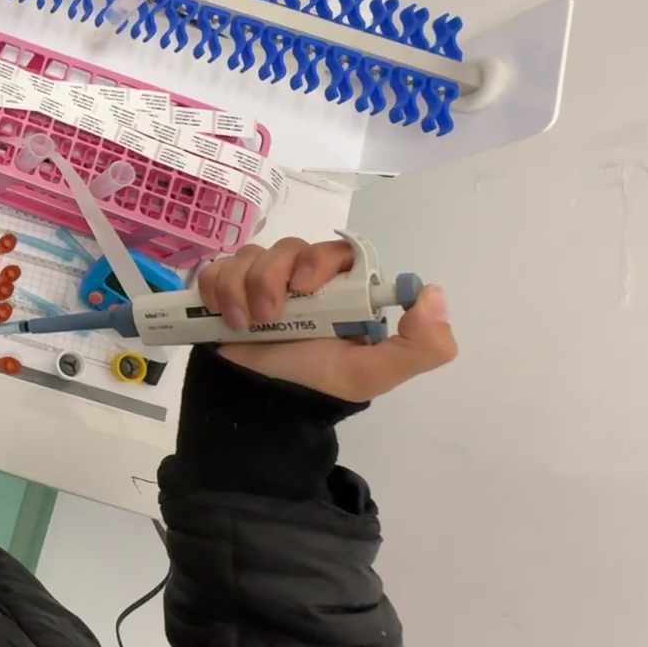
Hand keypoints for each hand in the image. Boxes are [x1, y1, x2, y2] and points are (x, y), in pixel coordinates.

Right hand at [195, 238, 456, 402]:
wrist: (259, 398)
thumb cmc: (315, 380)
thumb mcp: (373, 372)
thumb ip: (420, 345)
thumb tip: (432, 293)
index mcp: (341, 289)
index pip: (337, 250)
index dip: (318, 260)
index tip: (305, 288)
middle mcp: (301, 276)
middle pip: (287, 248)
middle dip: (270, 279)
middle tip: (267, 317)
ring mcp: (260, 277)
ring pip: (248, 255)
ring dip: (239, 289)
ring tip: (241, 324)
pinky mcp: (225, 283)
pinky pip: (215, 268)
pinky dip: (215, 290)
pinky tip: (220, 315)